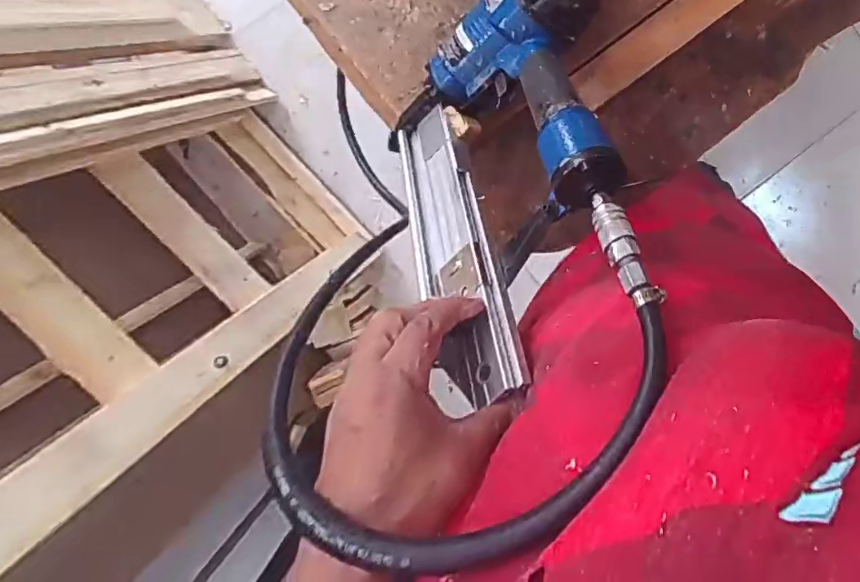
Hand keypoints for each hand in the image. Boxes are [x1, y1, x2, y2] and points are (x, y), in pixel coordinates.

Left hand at [306, 299, 515, 544]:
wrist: (353, 551)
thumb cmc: (397, 505)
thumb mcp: (466, 450)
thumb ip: (498, 413)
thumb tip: (517, 398)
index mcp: (392, 381)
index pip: (423, 322)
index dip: (455, 308)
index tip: (475, 307)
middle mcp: (362, 385)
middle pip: (387, 321)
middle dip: (424, 310)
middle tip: (454, 315)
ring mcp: (346, 403)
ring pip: (370, 343)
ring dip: (404, 333)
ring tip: (439, 340)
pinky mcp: (342, 422)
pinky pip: (364, 369)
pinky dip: (391, 357)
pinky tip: (417, 376)